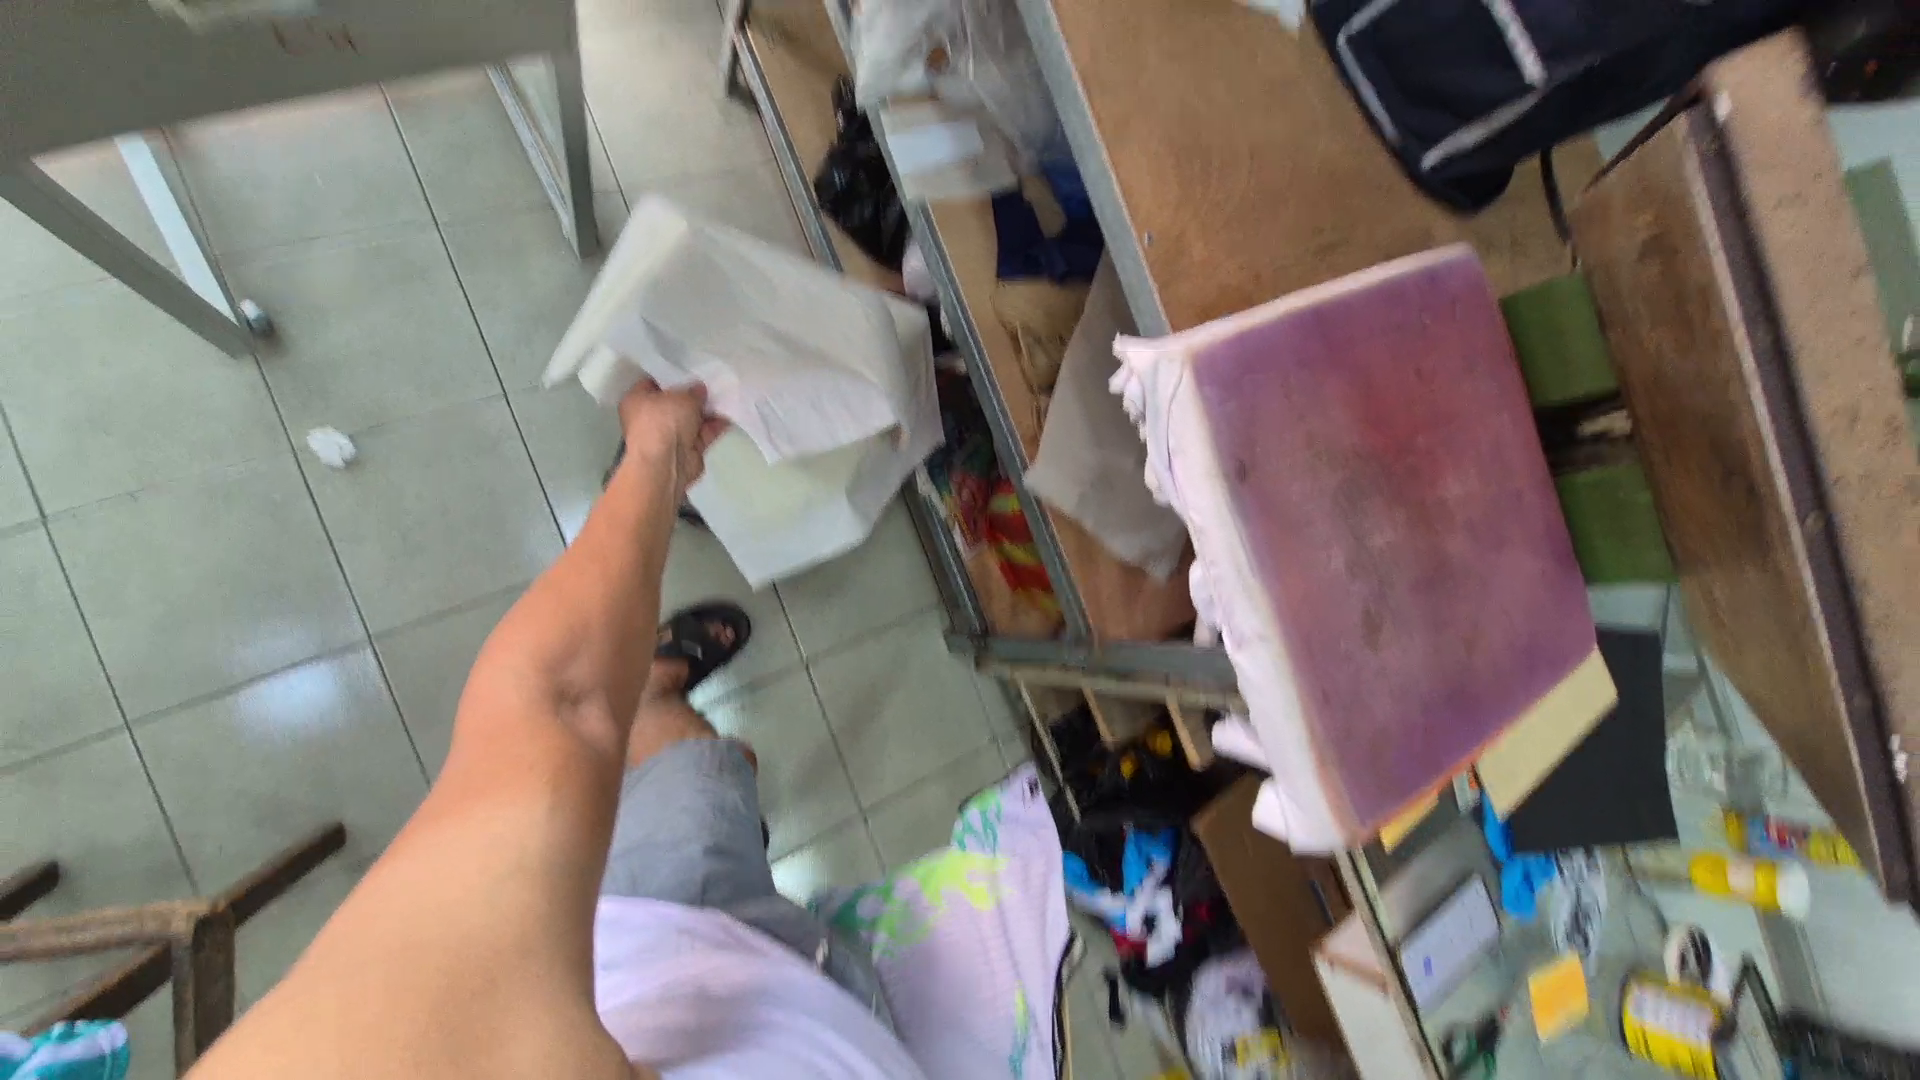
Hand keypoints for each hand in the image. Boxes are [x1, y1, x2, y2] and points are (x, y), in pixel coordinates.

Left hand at [616, 378, 728, 497]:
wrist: (667, 463)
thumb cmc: (663, 422)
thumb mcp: (681, 396)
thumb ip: (694, 390)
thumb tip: (700, 389)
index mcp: (637, 400)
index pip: (654, 381)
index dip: (673, 374)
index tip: (692, 367)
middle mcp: (651, 417)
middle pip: (675, 401)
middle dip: (694, 394)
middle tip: (713, 381)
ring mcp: (669, 435)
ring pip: (692, 418)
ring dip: (708, 410)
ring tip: (727, 394)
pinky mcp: (687, 449)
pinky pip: (703, 433)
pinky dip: (715, 425)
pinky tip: (730, 414)